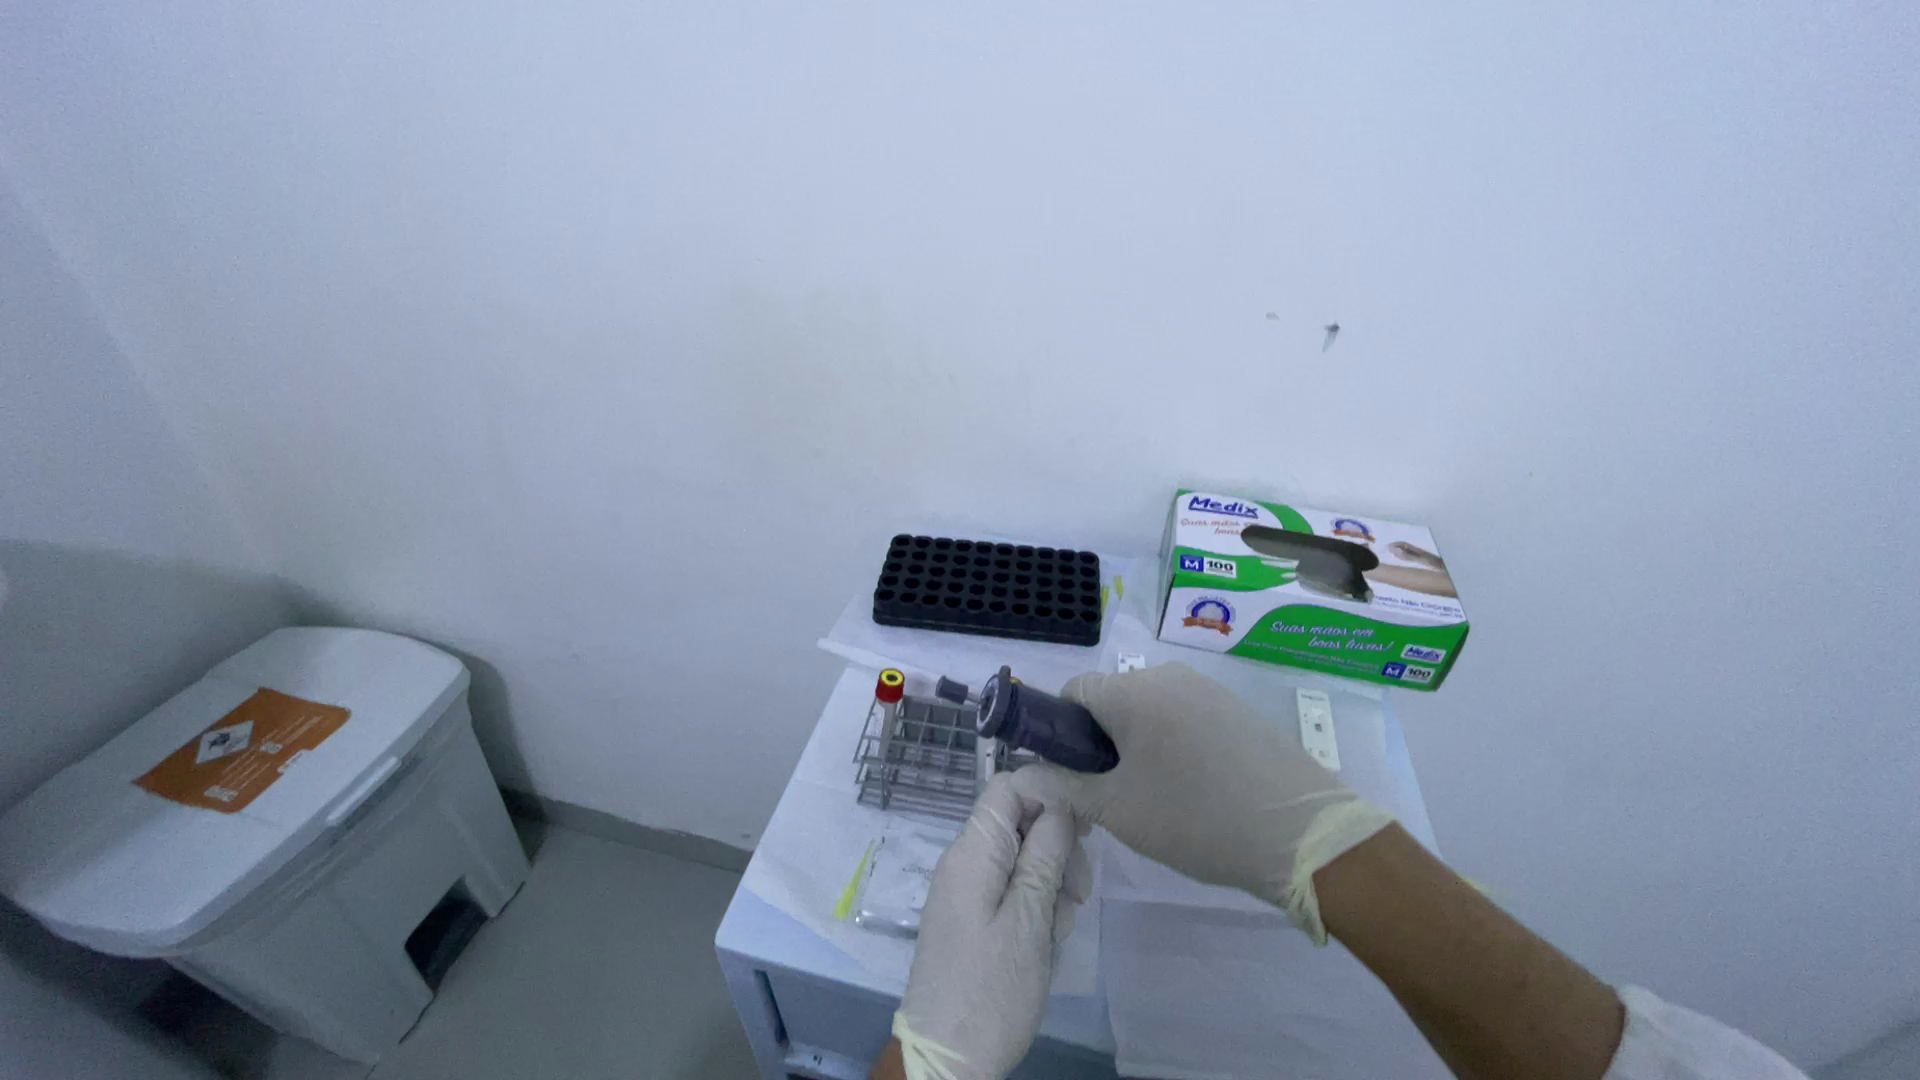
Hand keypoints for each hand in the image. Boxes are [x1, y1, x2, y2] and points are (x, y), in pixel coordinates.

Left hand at [891, 773, 1083, 1079]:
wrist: (945, 1060)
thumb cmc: (990, 989)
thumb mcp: (1028, 919)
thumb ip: (1044, 856)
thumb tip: (1060, 803)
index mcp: (972, 851)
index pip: (1008, 787)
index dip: (1048, 792)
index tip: (1084, 825)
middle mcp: (966, 860)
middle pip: (1020, 821)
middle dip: (1057, 846)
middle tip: (1079, 891)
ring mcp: (969, 889)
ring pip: (1023, 857)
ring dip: (1052, 880)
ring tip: (1063, 924)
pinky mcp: (976, 916)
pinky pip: (1012, 889)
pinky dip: (1037, 904)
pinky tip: (1049, 936)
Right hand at [1013, 662, 1392, 939]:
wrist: (1304, 834)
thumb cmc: (1197, 819)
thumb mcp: (1120, 811)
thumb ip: (1066, 788)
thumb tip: (1025, 775)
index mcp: (1132, 692)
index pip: (1074, 690)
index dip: (1061, 729)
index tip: (1073, 771)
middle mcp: (1167, 676)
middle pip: (1113, 697)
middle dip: (1101, 739)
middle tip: (1115, 792)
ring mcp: (1207, 688)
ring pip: (1150, 707)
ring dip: (1138, 741)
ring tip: (1159, 794)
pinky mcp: (1237, 707)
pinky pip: (1185, 714)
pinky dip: (1174, 740)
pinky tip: (1197, 785)